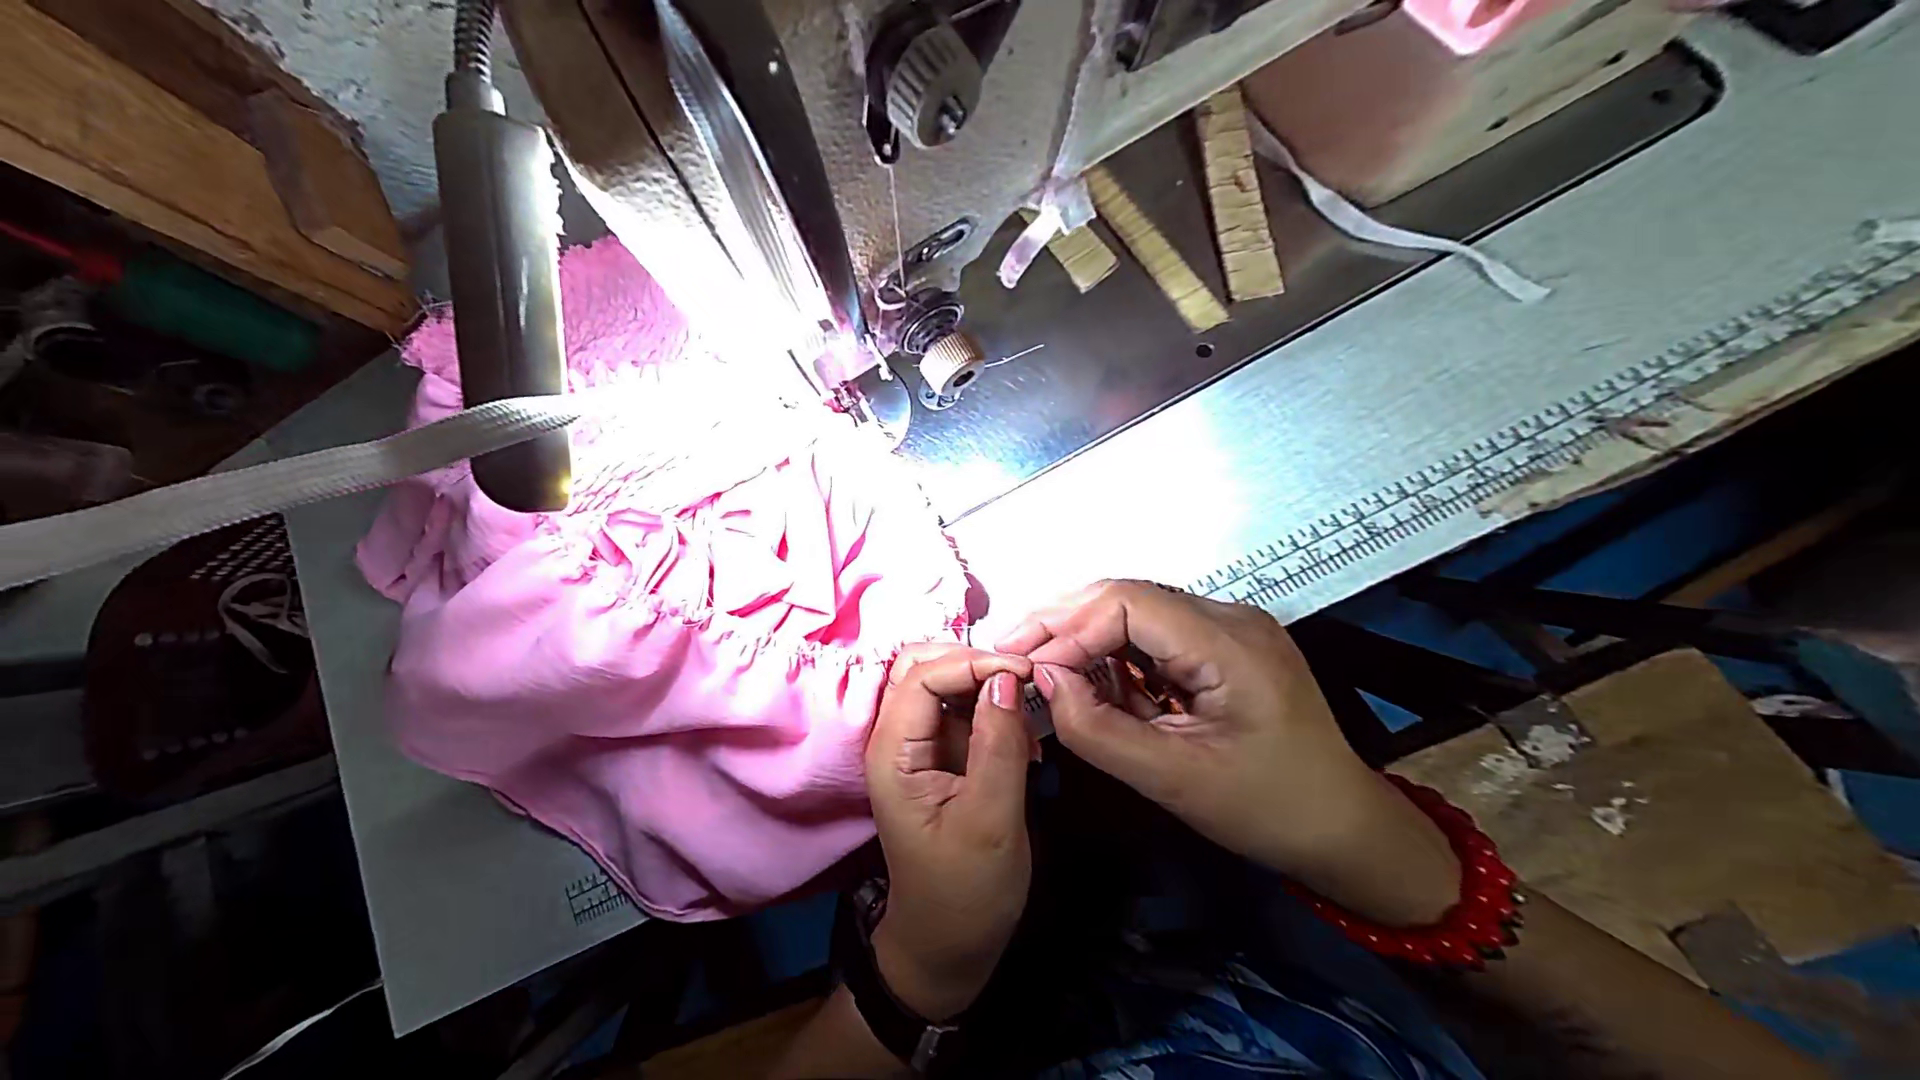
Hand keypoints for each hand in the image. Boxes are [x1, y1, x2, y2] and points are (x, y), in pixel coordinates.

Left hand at [864, 645, 1033, 1020]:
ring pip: (942, 682)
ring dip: (984, 682)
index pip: (921, 677)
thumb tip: (1008, 678)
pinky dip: (991, 707)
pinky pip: (961, 709)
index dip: (972, 663)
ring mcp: (917, 745)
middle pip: (921, 667)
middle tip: (1022, 679)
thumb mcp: (991, 819)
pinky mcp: (939, 754)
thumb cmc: (966, 891)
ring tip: (1027, 707)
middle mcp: (896, 739)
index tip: (1023, 673)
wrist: (949, 942)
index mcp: (893, 753)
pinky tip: (1022, 733)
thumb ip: (998, 744)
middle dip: (972, 661)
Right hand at [999, 580, 1459, 926]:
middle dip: (1065, 622)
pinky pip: (1154, 635)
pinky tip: (1091, 679)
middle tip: (1015, 651)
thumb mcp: (1175, 780)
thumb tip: (1045, 680)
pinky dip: (1114, 654)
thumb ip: (1099, 730)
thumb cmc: (1268, 809)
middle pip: (1128, 595)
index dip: (1070, 627)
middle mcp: (1229, 617)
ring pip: (1135, 611)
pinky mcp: (1221, 645)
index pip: (1130, 602)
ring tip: (1043, 667)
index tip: (1030, 666)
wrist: (1343, 827)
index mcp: (1231, 643)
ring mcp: (1228, 627)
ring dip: (1086, 637)